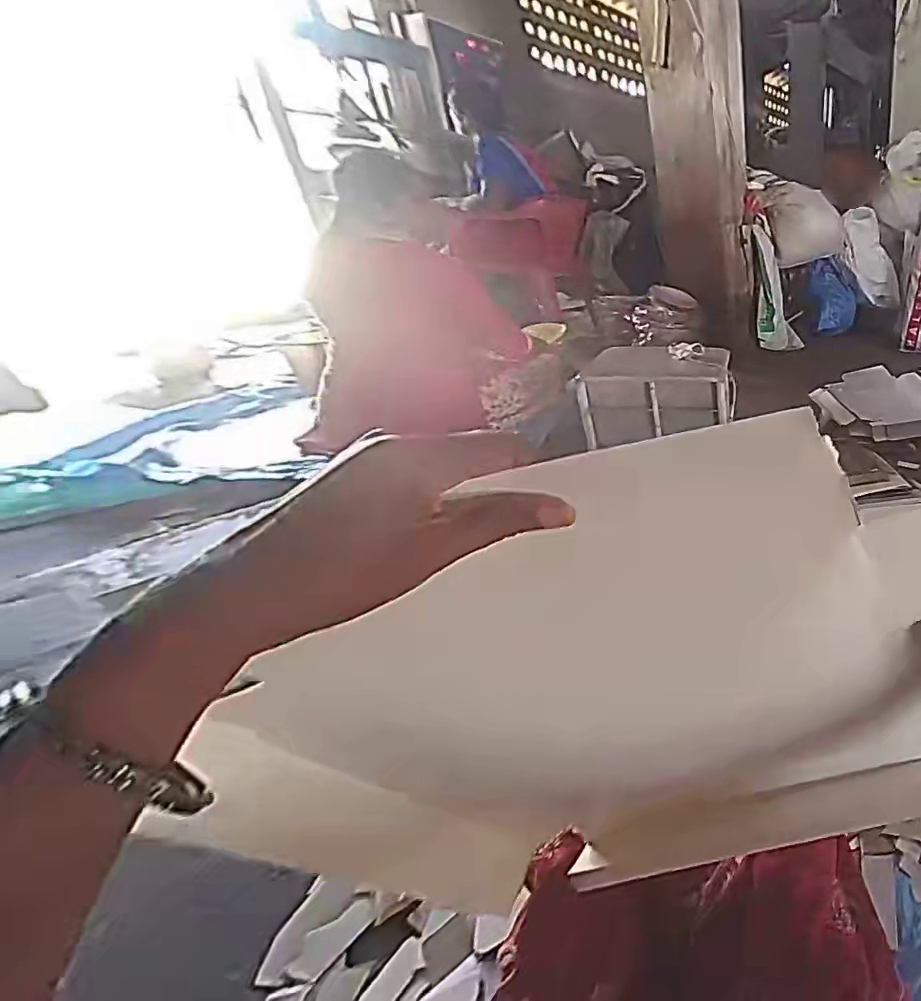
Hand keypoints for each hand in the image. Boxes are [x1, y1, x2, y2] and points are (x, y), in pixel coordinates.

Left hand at [150, 432, 573, 664]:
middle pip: (476, 454)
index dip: (539, 470)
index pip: (504, 446)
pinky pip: (419, 478)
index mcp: (417, 454)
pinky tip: (439, 531)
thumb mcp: (435, 548)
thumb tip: (560, 508)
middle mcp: (392, 447)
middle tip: (528, 520)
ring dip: (474, 493)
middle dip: (508, 484)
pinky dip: (442, 498)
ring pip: (448, 467)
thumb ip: (502, 519)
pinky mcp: (351, 482)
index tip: (557, 500)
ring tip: (484, 531)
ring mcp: (367, 462)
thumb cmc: (335, 574)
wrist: (233, 601)